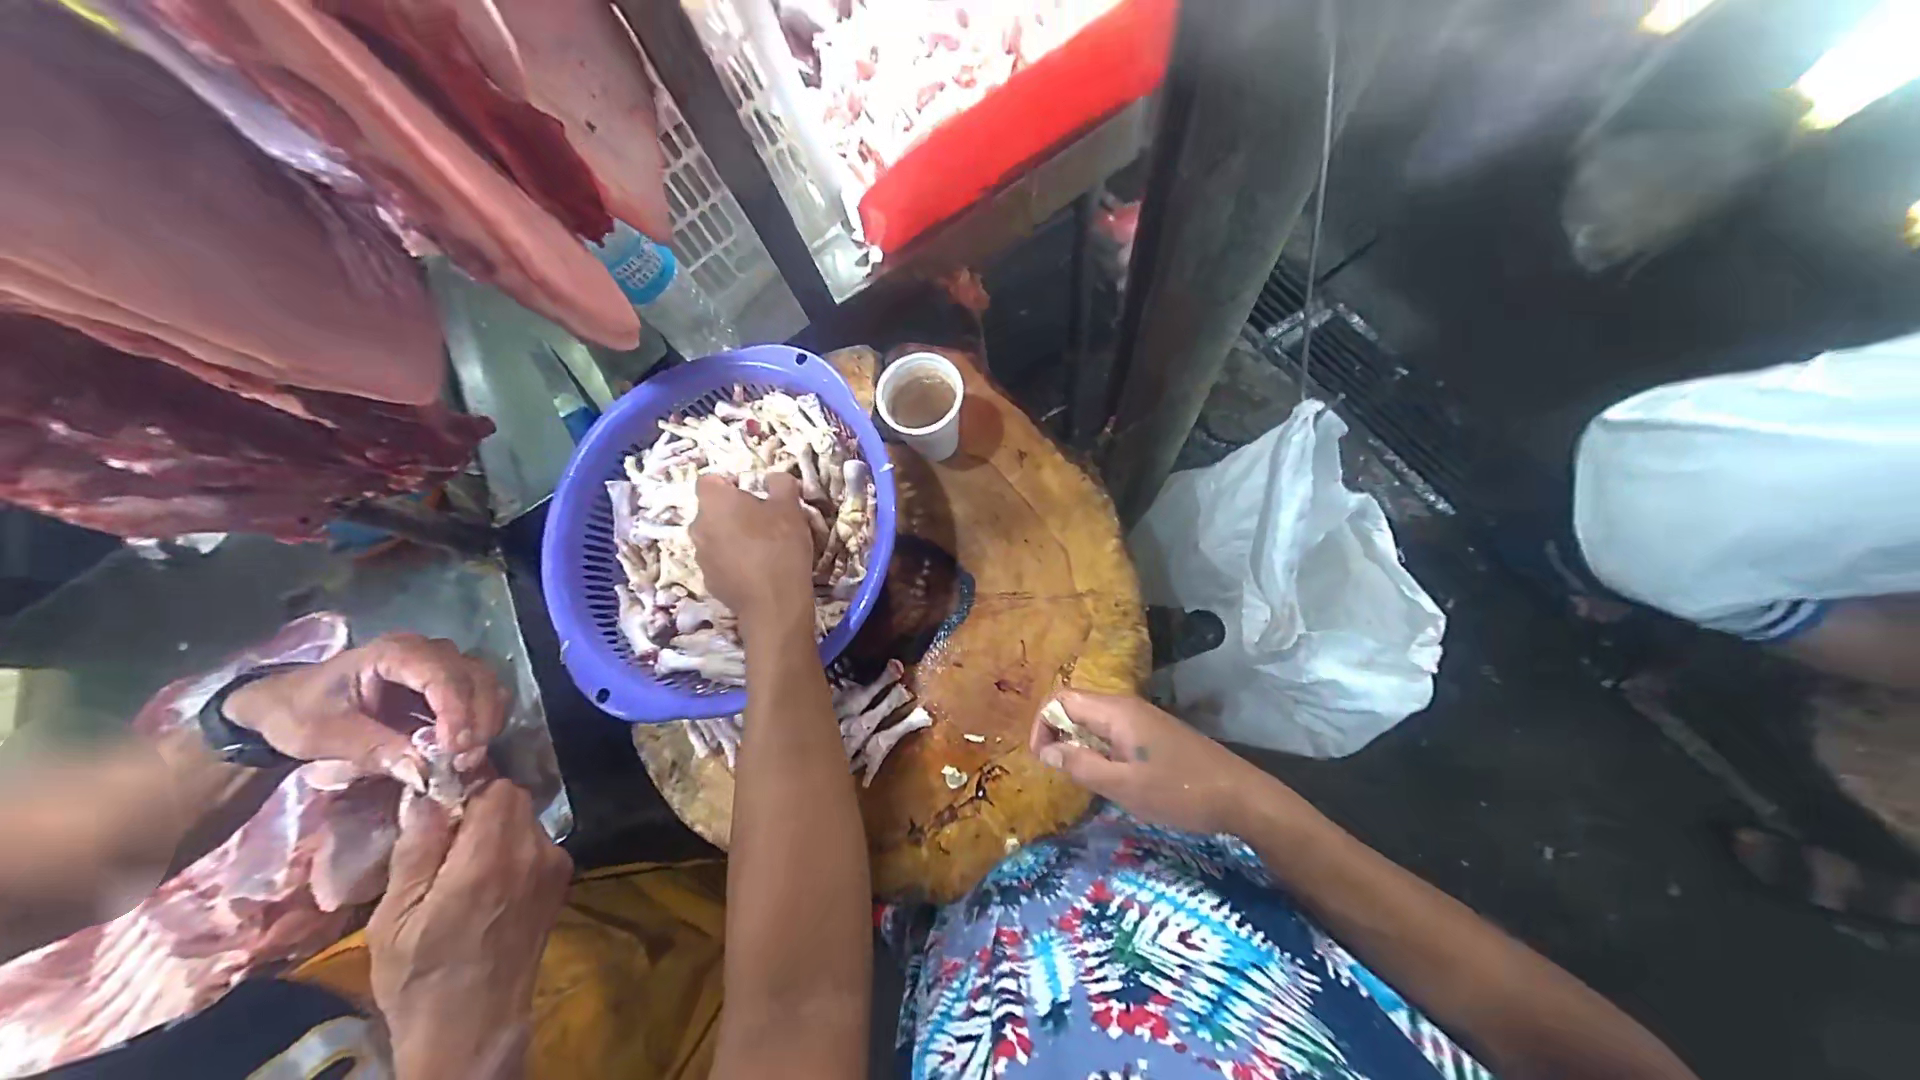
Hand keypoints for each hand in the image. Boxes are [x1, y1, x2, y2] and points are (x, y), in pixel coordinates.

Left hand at [223, 634, 508, 779]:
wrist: (286, 704)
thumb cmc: (299, 713)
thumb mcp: (322, 735)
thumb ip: (373, 749)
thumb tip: (422, 771)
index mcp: (394, 653)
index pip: (443, 675)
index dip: (456, 711)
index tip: (453, 750)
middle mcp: (430, 651)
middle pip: (477, 677)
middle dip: (478, 719)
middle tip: (463, 760)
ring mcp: (444, 664)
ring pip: (488, 685)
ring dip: (486, 721)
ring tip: (465, 758)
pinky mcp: (450, 682)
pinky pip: (483, 696)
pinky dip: (483, 721)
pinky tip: (465, 747)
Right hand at [370, 781, 571, 1079]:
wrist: (474, 1025)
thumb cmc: (421, 976)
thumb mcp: (395, 917)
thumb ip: (417, 848)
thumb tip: (427, 796)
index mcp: (491, 857)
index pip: (498, 788)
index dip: (470, 790)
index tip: (443, 807)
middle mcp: (534, 851)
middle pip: (516, 800)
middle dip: (483, 809)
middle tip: (448, 842)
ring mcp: (555, 864)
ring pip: (528, 820)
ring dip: (499, 831)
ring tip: (466, 870)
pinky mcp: (564, 879)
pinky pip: (538, 844)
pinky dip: (515, 850)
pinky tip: (491, 885)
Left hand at [690, 472, 814, 630]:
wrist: (773, 602)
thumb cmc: (780, 546)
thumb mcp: (790, 507)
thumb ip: (780, 484)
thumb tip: (773, 479)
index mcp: (714, 502)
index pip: (710, 480)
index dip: (731, 483)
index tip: (754, 494)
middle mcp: (698, 526)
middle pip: (712, 510)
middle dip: (733, 512)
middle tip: (763, 521)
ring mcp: (701, 555)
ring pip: (715, 536)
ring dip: (732, 536)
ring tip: (761, 548)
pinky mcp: (709, 580)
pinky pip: (720, 560)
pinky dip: (733, 560)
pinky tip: (756, 570)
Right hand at [1029, 691, 1299, 834]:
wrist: (1241, 796)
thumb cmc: (1178, 791)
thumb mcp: (1123, 786)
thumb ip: (1081, 766)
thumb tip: (1046, 752)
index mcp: (1116, 711)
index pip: (1061, 699)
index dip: (1042, 723)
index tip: (1041, 758)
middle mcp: (1126, 706)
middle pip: (1075, 706)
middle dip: (1056, 733)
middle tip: (1057, 770)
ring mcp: (1142, 718)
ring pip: (1093, 719)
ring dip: (1076, 742)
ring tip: (1078, 776)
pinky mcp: (1153, 733)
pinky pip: (1112, 731)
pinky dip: (1097, 747)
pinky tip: (1107, 775)